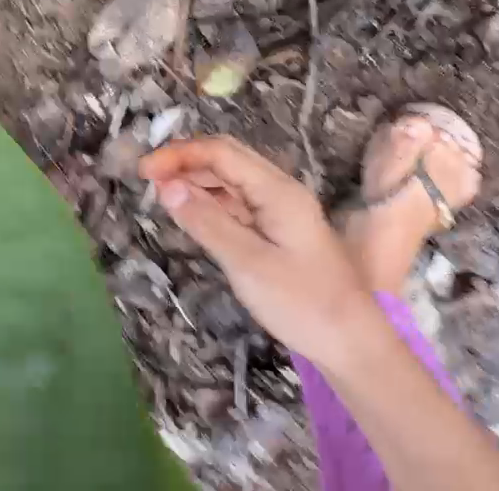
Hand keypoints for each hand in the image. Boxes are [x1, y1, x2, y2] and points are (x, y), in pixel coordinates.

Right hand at [140, 138, 378, 363]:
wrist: (354, 346)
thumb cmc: (303, 303)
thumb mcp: (247, 264)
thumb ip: (206, 222)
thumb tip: (166, 187)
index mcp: (276, 190)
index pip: (219, 153)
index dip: (179, 155)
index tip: (144, 171)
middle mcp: (279, 191)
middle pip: (225, 158)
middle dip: (184, 160)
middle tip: (147, 177)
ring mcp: (279, 210)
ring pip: (230, 179)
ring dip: (195, 179)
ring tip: (161, 193)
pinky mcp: (277, 230)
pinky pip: (237, 202)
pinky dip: (209, 200)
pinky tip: (190, 212)